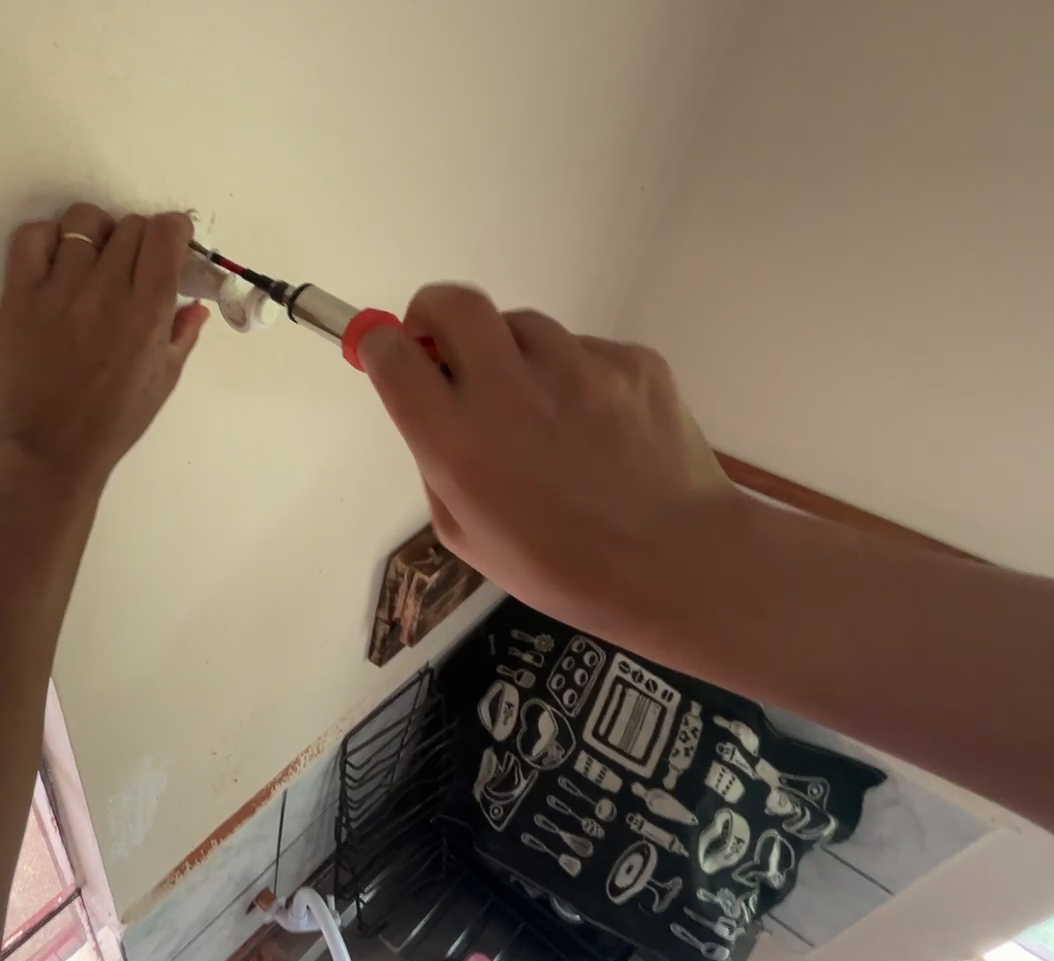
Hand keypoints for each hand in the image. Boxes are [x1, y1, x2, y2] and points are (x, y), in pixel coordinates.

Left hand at [0, 203, 208, 493]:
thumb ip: (181, 336)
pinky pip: (32, 238)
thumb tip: (195, 304)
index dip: (173, 231)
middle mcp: (106, 294)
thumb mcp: (162, 383)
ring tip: (93, 263)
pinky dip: (48, 239)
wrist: (54, 450)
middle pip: (130, 226)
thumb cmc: (114, 423)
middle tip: (132, 267)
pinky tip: (57, 264)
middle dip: (139, 239)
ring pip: (83, 221)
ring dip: (96, 234)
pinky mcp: (19, 297)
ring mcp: (59, 292)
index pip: (166, 233)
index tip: (170, 245)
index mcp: (147, 315)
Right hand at [358, 284, 744, 628]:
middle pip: (453, 303)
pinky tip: (589, 422)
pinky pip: (579, 348)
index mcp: (457, 442)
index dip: (379, 344)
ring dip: (508, 354)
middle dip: (432, 312)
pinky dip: (568, 374)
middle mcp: (510, 391)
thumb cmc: (555, 565)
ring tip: (536, 407)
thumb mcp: (462, 533)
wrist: (674, 563)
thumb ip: (437, 462)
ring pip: (520, 326)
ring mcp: (578, 368)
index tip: (383, 349)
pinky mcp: (631, 360)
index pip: (394, 357)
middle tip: (441, 344)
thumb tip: (437, 412)